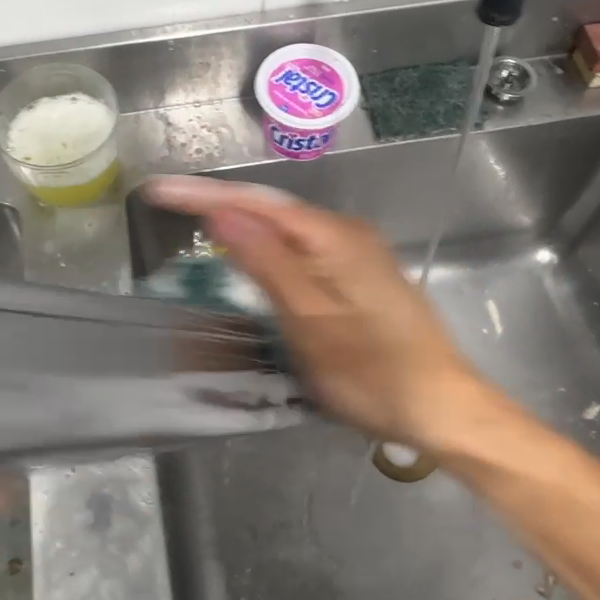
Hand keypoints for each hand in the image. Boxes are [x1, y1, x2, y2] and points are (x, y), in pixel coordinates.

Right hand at [144, 176, 504, 453]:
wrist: (442, 408)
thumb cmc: (374, 373)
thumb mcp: (312, 321)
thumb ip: (267, 263)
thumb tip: (220, 213)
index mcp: (335, 239)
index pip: (257, 204)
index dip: (203, 194)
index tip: (156, 190)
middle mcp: (348, 236)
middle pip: (273, 212)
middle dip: (219, 205)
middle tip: (168, 205)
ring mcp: (358, 257)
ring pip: (288, 232)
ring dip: (243, 228)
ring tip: (196, 227)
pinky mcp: (360, 280)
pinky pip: (302, 253)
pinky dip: (268, 252)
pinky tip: (251, 262)